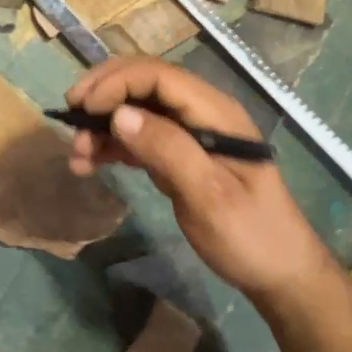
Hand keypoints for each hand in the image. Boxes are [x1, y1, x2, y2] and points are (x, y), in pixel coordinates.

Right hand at [65, 56, 333, 298]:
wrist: (281, 276)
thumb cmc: (251, 236)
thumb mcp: (210, 198)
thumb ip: (167, 150)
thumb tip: (119, 115)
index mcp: (214, 111)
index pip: (157, 74)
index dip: (116, 82)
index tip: (83, 106)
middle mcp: (199, 112)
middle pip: (142, 83)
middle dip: (103, 95)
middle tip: (70, 117)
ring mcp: (188, 132)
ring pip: (136, 109)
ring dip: (102, 124)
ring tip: (77, 153)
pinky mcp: (178, 154)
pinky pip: (138, 135)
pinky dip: (111, 144)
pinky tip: (89, 162)